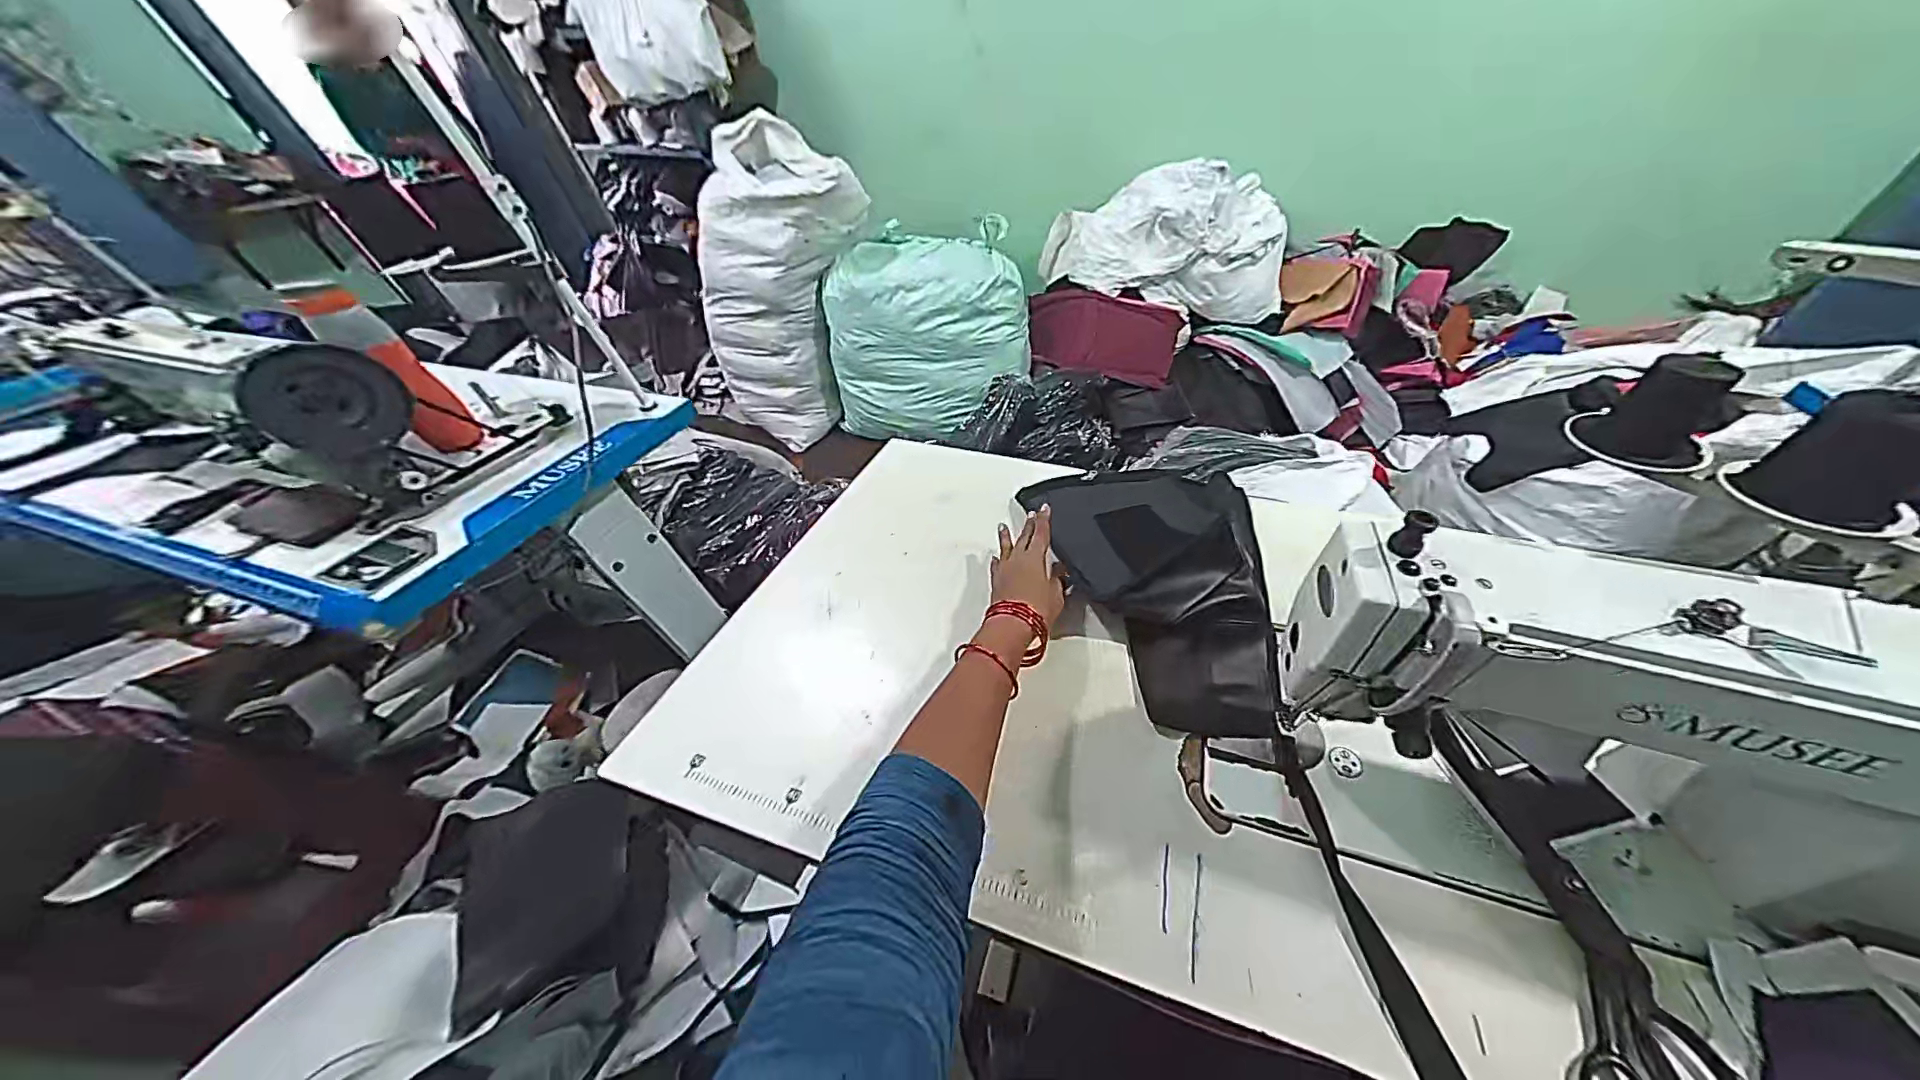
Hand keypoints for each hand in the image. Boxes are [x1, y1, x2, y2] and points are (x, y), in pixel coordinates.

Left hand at [989, 506, 1067, 633]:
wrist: (1012, 624)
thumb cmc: (1035, 609)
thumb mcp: (1056, 594)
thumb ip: (1057, 580)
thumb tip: (1058, 574)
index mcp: (1035, 557)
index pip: (1041, 533)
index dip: (1043, 520)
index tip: (1043, 510)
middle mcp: (1018, 559)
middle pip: (1024, 536)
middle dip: (1028, 525)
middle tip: (1030, 514)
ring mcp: (1005, 569)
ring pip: (1006, 547)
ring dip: (1006, 536)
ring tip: (1004, 527)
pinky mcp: (997, 581)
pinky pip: (997, 565)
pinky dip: (998, 559)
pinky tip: (996, 557)